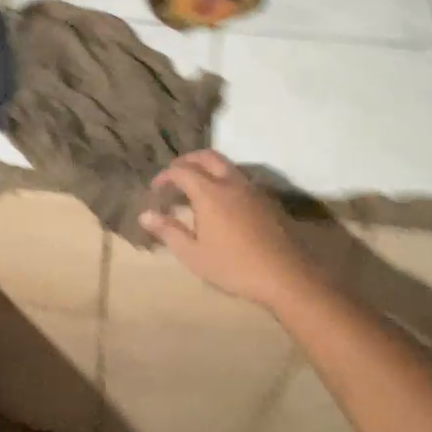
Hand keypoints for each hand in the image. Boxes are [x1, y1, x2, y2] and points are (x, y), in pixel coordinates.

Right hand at [138, 151, 323, 309]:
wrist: (286, 275)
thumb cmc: (234, 267)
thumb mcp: (194, 255)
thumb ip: (169, 231)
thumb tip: (145, 215)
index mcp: (210, 193)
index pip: (182, 171)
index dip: (165, 176)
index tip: (156, 188)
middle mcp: (232, 183)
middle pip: (208, 157)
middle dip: (188, 161)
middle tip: (175, 175)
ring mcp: (253, 189)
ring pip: (227, 166)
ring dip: (208, 168)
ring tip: (196, 187)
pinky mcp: (267, 200)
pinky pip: (241, 179)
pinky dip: (224, 180)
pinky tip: (222, 203)